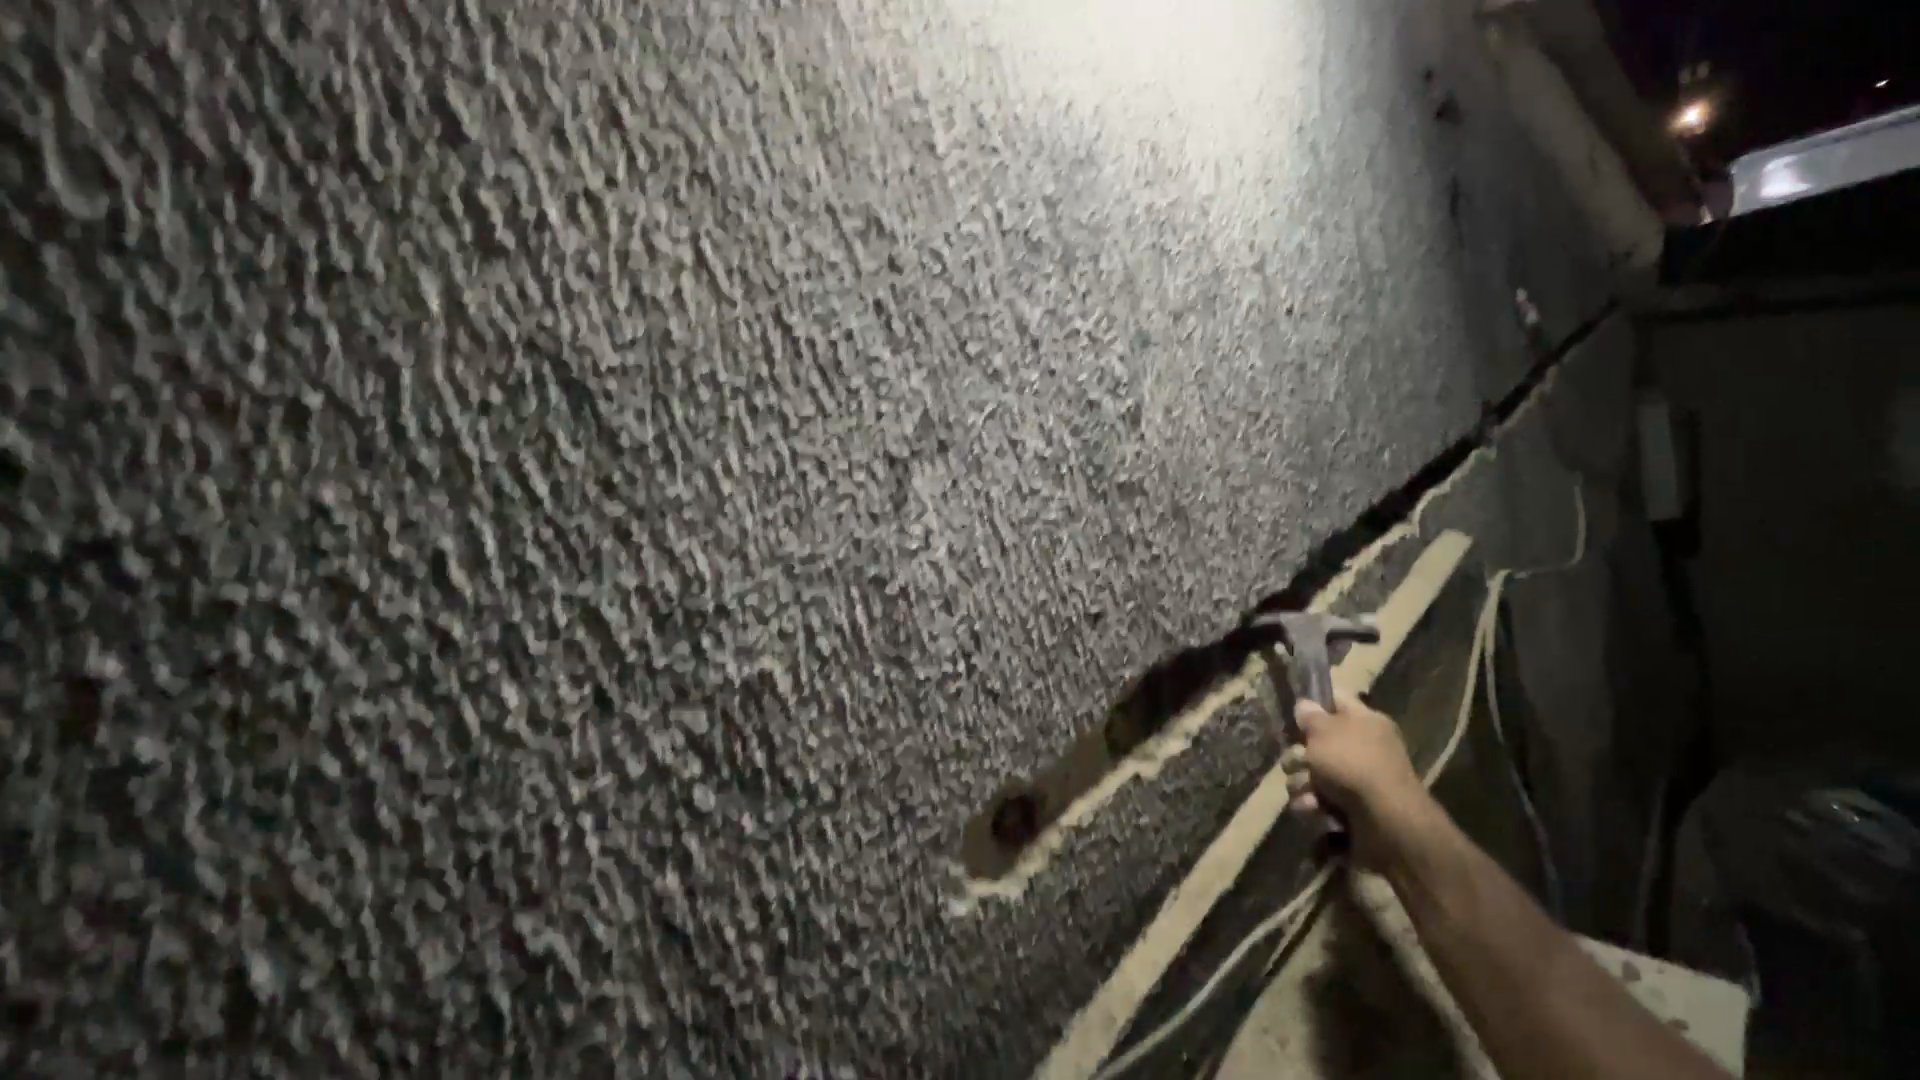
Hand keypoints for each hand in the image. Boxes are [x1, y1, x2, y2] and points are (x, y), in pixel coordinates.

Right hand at [1280, 692, 1431, 868]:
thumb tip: (1304, 705)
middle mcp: (1361, 747)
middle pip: (1315, 743)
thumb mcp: (1324, 731)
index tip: (1294, 713)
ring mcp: (1355, 779)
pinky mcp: (1348, 807)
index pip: (1336, 700)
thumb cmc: (1353, 763)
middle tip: (1299, 762)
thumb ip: (1310, 716)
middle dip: (1298, 755)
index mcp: (1364, 721)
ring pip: (1310, 774)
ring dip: (1301, 783)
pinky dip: (1311, 805)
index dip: (1314, 704)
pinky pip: (1316, 800)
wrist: (1384, 819)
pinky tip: (1313, 808)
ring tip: (1308, 791)